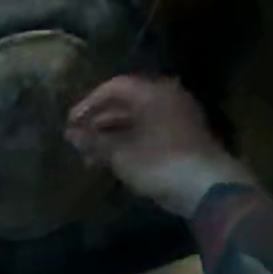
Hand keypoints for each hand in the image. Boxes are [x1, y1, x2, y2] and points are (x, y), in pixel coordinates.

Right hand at [67, 76, 255, 216]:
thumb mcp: (118, 153)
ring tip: (86, 156)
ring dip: (106, 135)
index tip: (70, 124)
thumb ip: (92, 141)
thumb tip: (69, 134)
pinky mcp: (176, 137)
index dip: (88, 103)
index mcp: (154, 96)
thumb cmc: (157, 163)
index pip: (115, 87)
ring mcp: (173, 119)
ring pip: (132, 119)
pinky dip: (122, 142)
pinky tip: (105, 161)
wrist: (203, 186)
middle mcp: (166, 100)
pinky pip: (143, 131)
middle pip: (123, 103)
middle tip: (76, 140)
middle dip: (96, 121)